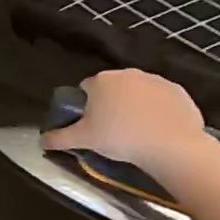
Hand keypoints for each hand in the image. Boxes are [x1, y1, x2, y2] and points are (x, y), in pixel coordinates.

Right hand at [40, 69, 207, 166]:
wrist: (170, 146)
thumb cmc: (119, 138)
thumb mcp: (82, 140)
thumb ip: (58, 138)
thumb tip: (41, 139)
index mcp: (102, 80)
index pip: (85, 88)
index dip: (85, 106)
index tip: (90, 124)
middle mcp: (128, 73)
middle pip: (112, 88)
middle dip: (110, 104)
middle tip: (111, 130)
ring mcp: (156, 80)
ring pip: (137, 92)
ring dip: (134, 106)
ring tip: (135, 132)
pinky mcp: (178, 91)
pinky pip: (161, 100)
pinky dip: (157, 111)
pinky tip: (157, 130)